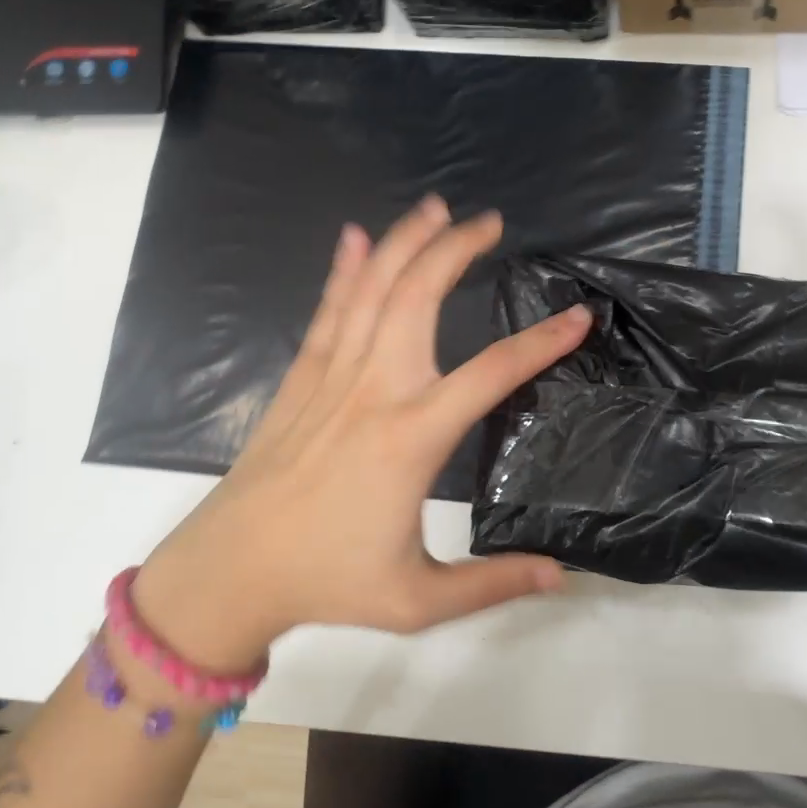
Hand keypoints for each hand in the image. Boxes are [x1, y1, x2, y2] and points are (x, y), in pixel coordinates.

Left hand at [131, 197, 591, 671]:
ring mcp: (331, 379)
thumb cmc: (328, 582)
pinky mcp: (300, 381)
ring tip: (436, 207)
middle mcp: (374, 392)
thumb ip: (493, 582)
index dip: (542, 342)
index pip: (492, 374)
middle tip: (491, 221)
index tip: (578, 317)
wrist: (227, 574)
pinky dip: (342, 270)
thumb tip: (562, 574)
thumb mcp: (418, 600)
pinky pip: (327, 313)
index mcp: (412, 438)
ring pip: (371, 292)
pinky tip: (355, 237)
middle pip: (418, 299)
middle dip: (455, 251)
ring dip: (404, 243)